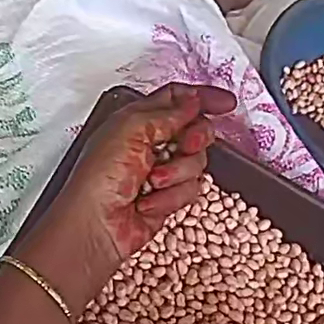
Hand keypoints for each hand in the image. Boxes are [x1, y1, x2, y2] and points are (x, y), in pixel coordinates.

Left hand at [19, 84, 236, 309]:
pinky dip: (171, 198)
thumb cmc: (99, 179)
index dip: (203, 98)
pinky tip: (148, 202)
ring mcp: (161, 173)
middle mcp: (151, 144)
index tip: (226, 104)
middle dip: (195, 138)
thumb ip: (167, 113)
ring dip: (177, 174)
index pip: (177, 99)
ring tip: (152, 182)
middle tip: (186, 146)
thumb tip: (193, 102)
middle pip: (195, 130)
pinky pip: (190, 191)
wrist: (96, 225)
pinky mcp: (168, 199)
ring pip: (196, 163)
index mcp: (138, 120)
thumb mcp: (131, 130)